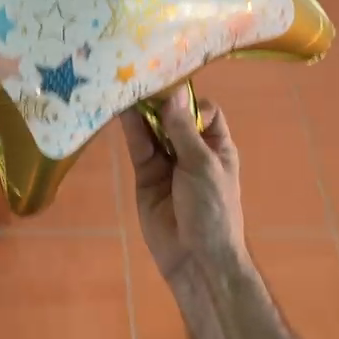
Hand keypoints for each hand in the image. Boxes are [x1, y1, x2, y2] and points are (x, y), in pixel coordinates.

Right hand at [119, 84, 247, 284]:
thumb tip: (173, 93)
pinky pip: (138, 148)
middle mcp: (191, 150)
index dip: (189, 102)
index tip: (172, 92)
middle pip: (174, 118)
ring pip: (153, 130)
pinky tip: (121, 111)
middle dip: (160, 101)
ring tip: (125, 89)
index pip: (204, 113)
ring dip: (142, 112)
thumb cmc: (211, 209)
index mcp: (216, 147)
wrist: (196, 258)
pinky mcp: (145, 175)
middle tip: (140, 79)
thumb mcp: (202, 165)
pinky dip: (130, 130)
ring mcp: (167, 163)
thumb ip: (183, 130)